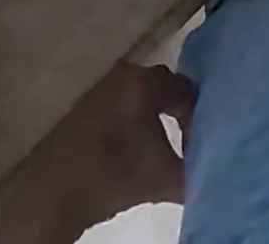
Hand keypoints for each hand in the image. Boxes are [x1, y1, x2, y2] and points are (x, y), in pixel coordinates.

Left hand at [47, 63, 196, 229]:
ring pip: (143, 89)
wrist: (54, 195)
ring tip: (160, 139)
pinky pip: (123, 96)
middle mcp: (127, 73)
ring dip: (155, 110)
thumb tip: (214, 166)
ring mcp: (104, 82)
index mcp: (146, 84)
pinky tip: (133, 138)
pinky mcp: (89, 97)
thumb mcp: (163, 179)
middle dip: (177, 108)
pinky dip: (134, 112)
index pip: (186, 90)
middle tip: (185, 137)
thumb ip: (195, 168)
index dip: (197, 115)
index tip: (198, 140)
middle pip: (165, 84)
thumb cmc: (112, 179)